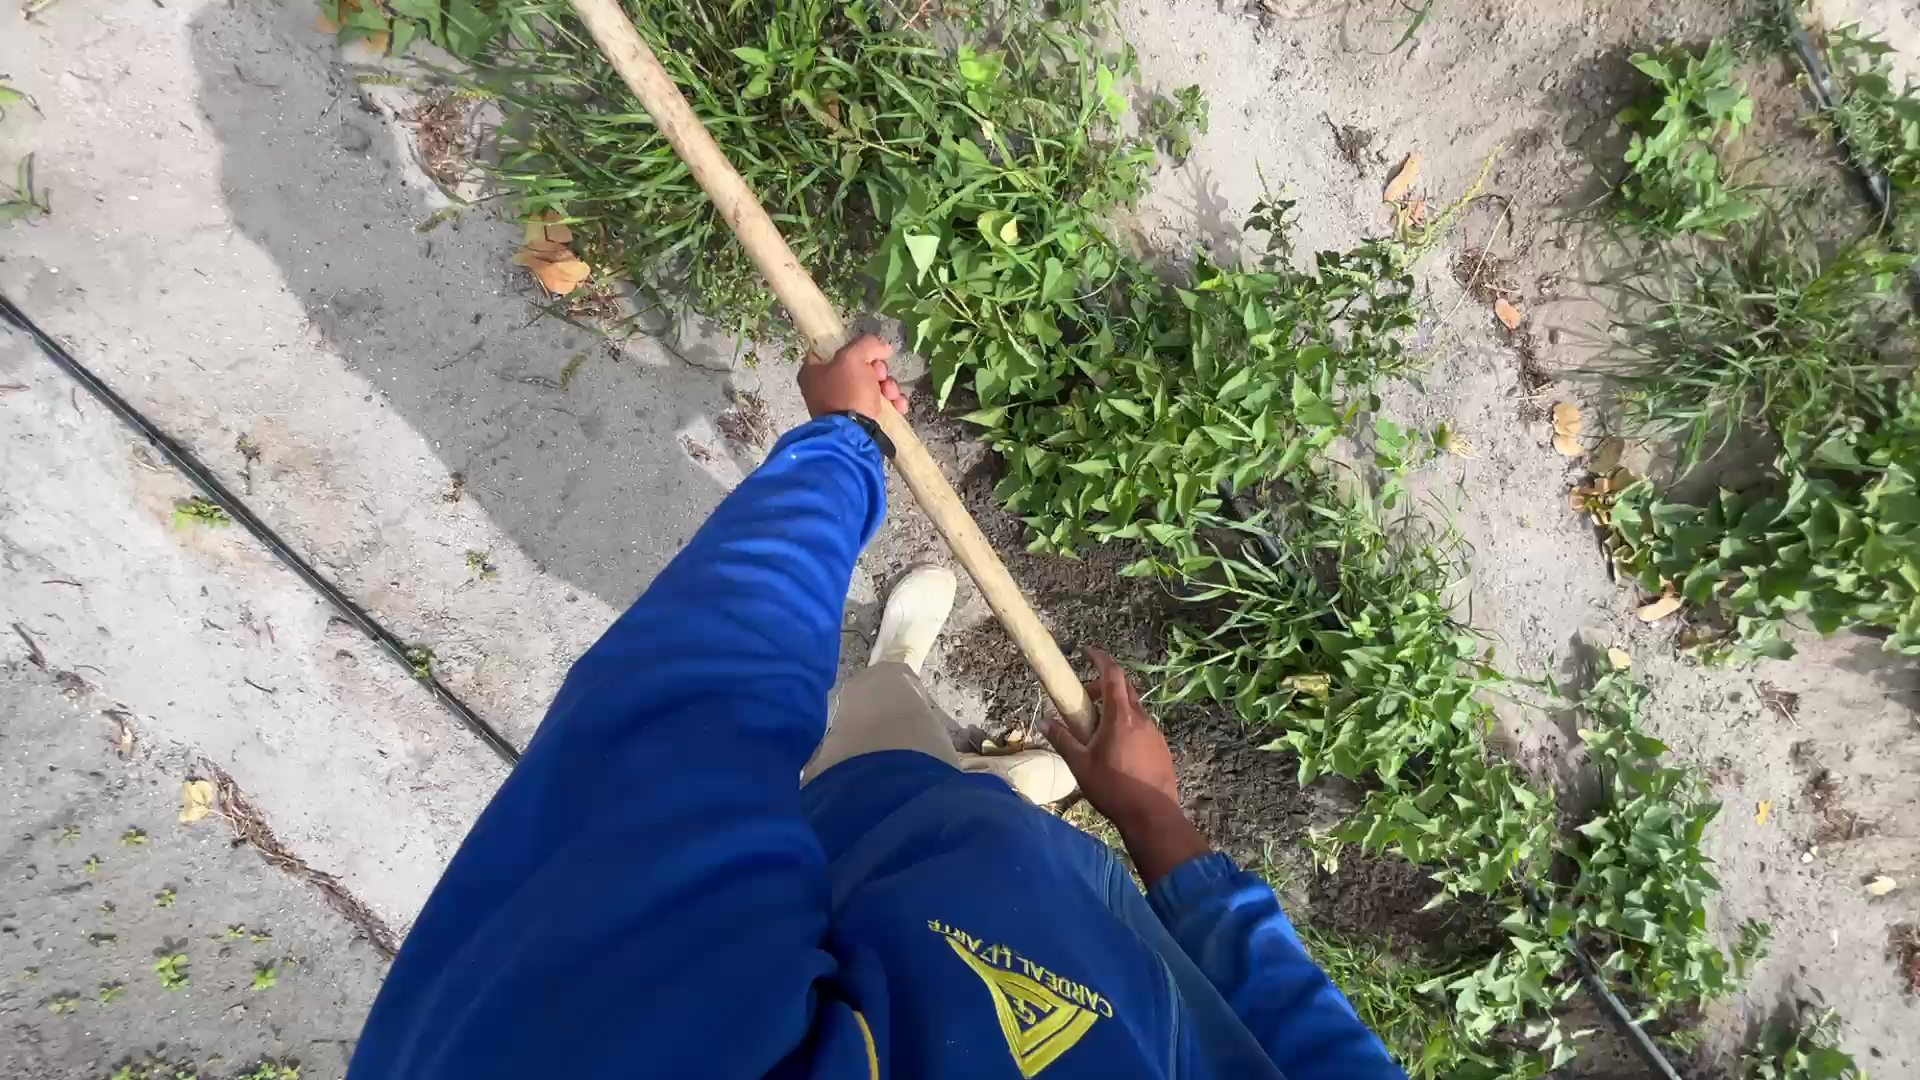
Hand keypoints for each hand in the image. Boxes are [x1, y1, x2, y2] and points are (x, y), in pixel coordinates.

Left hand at [797, 334, 907, 420]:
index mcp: (813, 372)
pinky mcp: (859, 421)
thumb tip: (884, 347)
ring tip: (892, 395)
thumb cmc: (847, 393)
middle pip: (858, 368)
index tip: (870, 353)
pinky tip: (898, 406)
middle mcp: (825, 389)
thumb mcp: (853, 359)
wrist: (853, 436)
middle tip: (881, 376)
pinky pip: (878, 405)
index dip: (855, 348)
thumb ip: (867, 345)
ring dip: (888, 387)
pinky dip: (890, 404)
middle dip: (878, 371)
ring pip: (872, 386)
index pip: (833, 350)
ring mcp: (842, 407)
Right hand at [1045, 648, 1209, 884]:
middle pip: (1124, 688)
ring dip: (1115, 708)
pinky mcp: (1161, 748)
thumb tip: (1045, 722)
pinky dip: (1127, 725)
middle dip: (1104, 685)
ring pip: (1134, 708)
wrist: (1153, 817)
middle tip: (1085, 697)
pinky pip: (1142, 726)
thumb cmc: (1113, 788)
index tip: (1088, 652)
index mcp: (1120, 716)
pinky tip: (1116, 748)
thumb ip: (1062, 740)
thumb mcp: (1080, 765)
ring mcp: (1155, 733)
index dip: (1101, 659)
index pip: (1113, 675)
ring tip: (1097, 729)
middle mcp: (1141, 718)